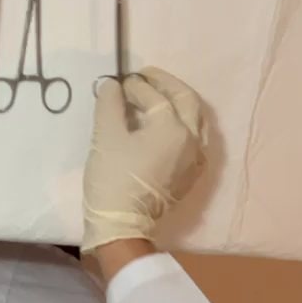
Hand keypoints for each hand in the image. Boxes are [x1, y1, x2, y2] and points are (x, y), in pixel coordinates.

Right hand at [82, 67, 205, 252]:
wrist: (122, 225)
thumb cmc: (113, 180)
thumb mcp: (105, 137)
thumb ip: (109, 104)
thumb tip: (112, 85)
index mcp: (173, 128)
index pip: (154, 97)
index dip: (134, 86)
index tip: (118, 83)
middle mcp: (192, 139)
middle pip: (186, 100)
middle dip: (166, 84)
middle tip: (146, 77)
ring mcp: (196, 159)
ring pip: (196, 120)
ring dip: (179, 104)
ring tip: (159, 98)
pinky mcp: (191, 175)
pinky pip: (195, 140)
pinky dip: (183, 126)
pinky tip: (168, 127)